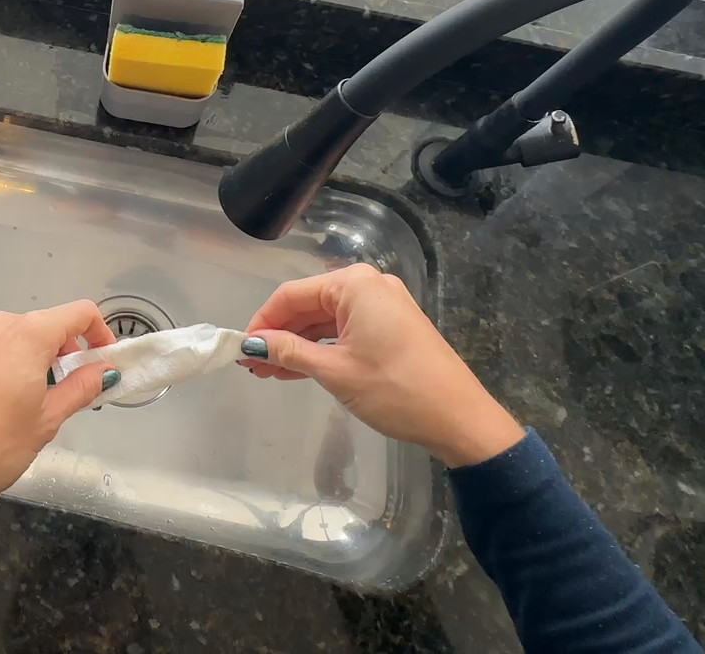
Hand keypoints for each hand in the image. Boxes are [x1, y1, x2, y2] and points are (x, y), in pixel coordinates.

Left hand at [0, 301, 119, 562]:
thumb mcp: (48, 421)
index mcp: (29, 335)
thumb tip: (106, 370)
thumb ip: (82, 388)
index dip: (100, 333)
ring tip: (27, 403)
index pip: (79, 313)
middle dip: (64, 352)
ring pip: (12, 339)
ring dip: (30, 360)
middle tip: (69, 391)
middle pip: (44, 325)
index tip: (104, 363)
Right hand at [239, 263, 523, 467]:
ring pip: (325, 320)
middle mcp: (368, 285)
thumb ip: (288, 352)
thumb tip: (251, 344)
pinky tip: (299, 368)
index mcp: (354, 284)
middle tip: (253, 365)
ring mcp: (382, 305)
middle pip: (308, 305)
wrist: (462, 420)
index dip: (262, 321)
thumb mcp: (335, 371)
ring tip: (269, 371)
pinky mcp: (392, 326)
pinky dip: (322, 348)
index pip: (292, 295)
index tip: (241, 347)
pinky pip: (345, 330)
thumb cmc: (395, 389)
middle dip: (279, 335)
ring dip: (298, 345)